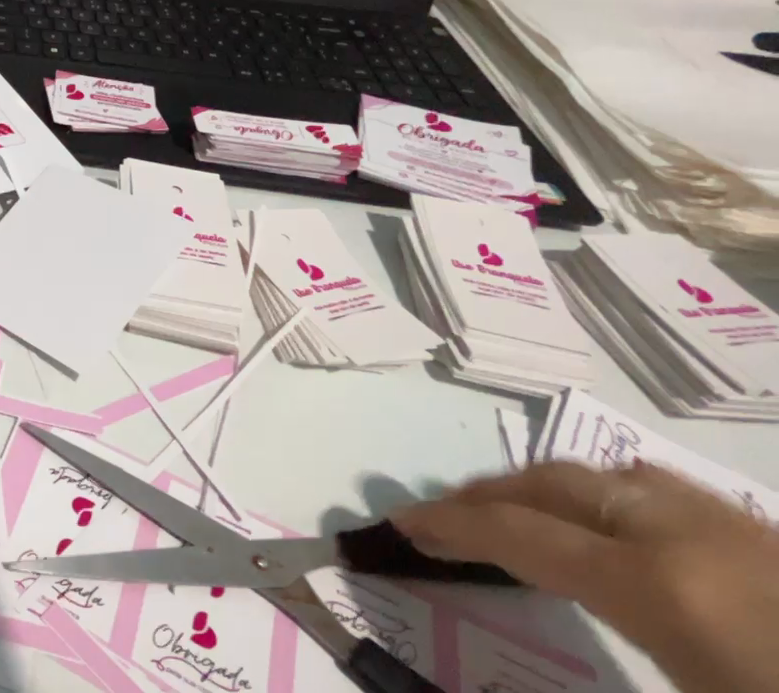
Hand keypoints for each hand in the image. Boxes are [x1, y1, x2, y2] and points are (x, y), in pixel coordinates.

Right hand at [392, 462, 778, 692]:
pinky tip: (609, 522)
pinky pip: (666, 491)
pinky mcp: (768, 534)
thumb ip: (589, 626)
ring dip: (548, 488)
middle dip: (489, 494)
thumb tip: (519, 587)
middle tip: (448, 515)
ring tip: (518, 511)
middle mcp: (685, 535)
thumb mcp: (675, 689)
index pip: (519, 533)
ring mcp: (735, 527)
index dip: (450, 523)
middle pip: (555, 485)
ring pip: (609, 475)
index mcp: (655, 586)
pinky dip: (612, 495)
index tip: (403, 522)